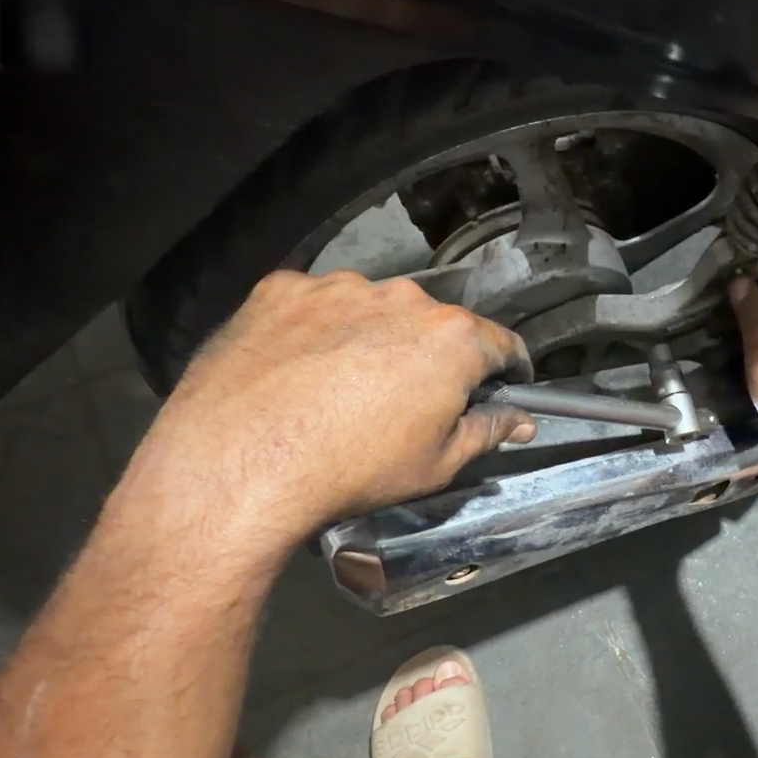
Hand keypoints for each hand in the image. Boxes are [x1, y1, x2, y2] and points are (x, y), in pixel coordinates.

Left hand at [117, 270, 535, 557]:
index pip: (503, 345)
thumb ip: (488, 430)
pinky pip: (320, 305)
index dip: (509, 372)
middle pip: (438, 325)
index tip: (502, 389)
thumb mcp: (438, 463)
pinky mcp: (283, 290)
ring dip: (379, 339)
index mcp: (453, 338)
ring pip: (378, 311)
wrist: (238, 465)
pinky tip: (305, 371)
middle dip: (438, 357)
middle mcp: (403, 297)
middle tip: (415, 401)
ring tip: (349, 388)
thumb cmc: (353, 469)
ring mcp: (339, 287)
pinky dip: (324, 330)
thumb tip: (519, 419)